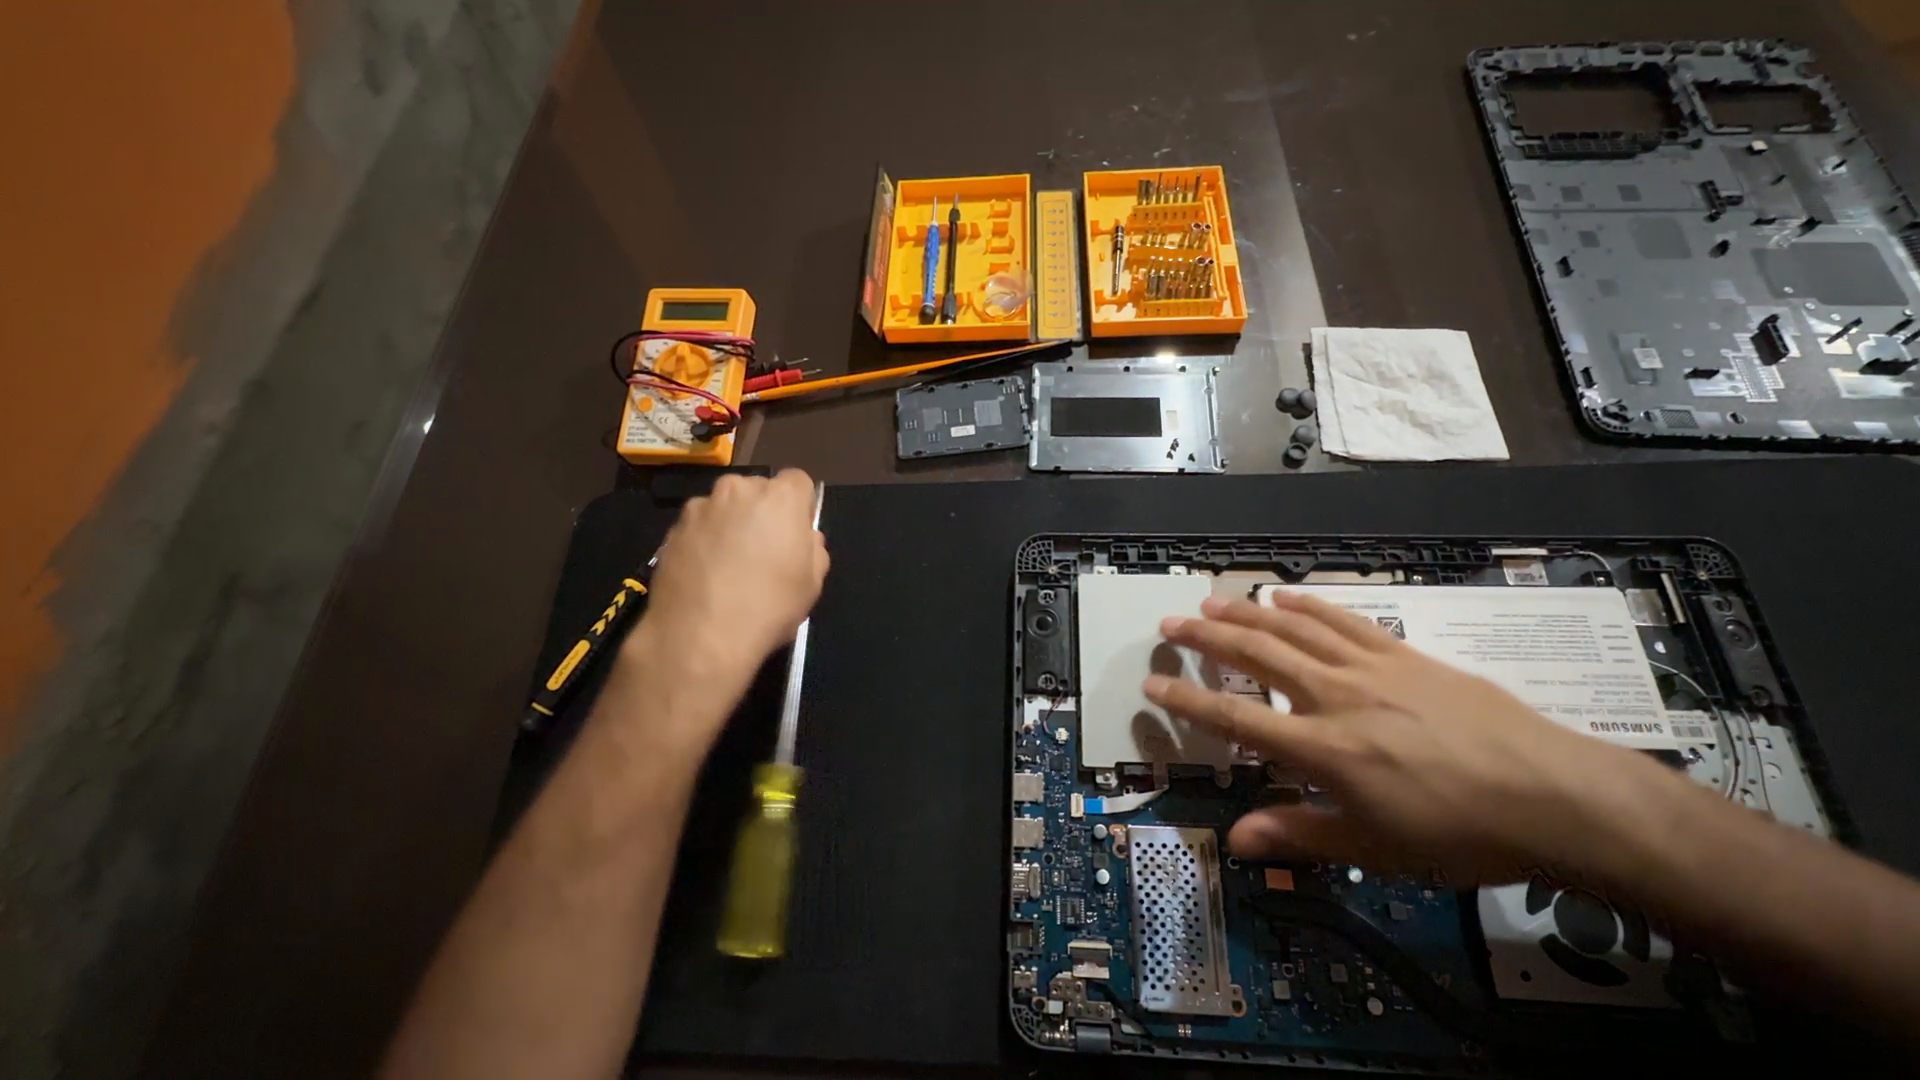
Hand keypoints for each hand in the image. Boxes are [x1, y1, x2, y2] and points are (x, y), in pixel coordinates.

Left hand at [624, 469, 828, 703]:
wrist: (699, 636)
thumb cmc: (769, 607)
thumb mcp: (812, 584)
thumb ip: (813, 548)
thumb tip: (802, 539)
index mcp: (781, 497)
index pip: (797, 481)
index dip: (799, 507)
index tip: (795, 535)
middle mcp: (738, 489)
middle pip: (758, 490)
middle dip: (762, 513)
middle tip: (763, 552)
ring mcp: (700, 507)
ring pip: (724, 507)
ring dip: (730, 525)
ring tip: (728, 566)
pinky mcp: (672, 529)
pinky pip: (698, 527)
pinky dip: (703, 541)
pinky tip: (704, 575)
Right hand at [1142, 590, 1676, 884]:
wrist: (1555, 795)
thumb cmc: (1460, 833)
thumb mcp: (1375, 848)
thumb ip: (1301, 834)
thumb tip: (1237, 837)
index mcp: (1323, 749)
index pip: (1236, 719)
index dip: (1187, 699)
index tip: (1153, 682)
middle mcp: (1336, 697)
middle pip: (1256, 656)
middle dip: (1206, 638)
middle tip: (1169, 624)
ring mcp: (1372, 668)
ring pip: (1294, 628)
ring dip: (1246, 613)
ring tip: (1210, 601)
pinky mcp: (1405, 654)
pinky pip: (1345, 619)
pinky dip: (1308, 604)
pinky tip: (1284, 595)